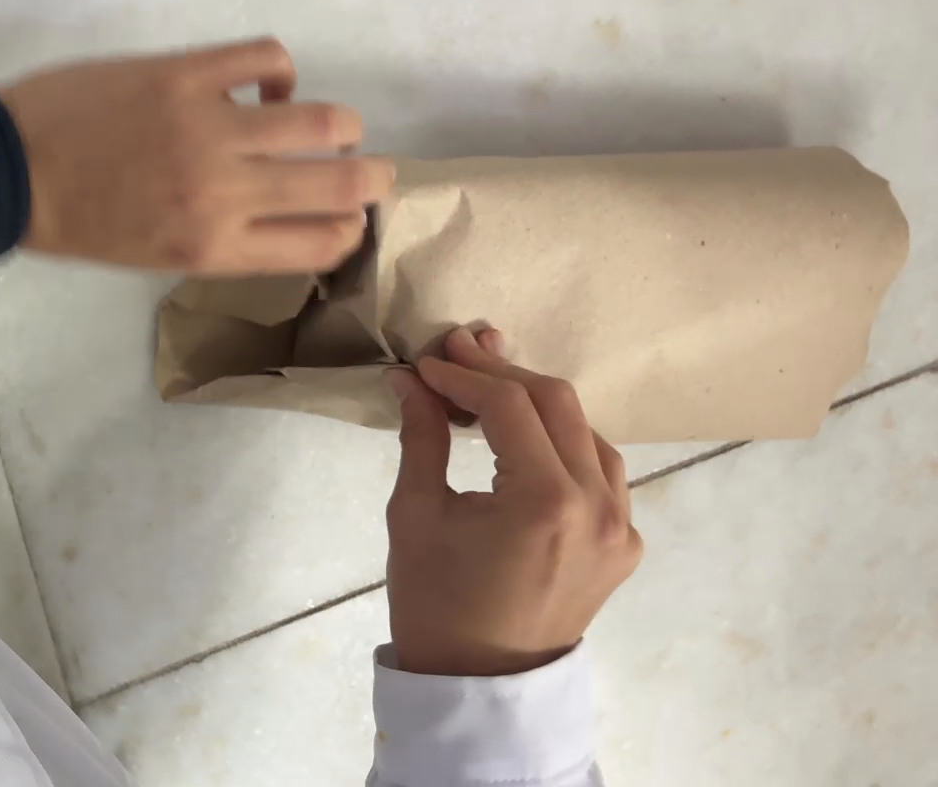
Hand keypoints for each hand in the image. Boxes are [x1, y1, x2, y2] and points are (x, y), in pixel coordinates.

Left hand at [0, 39, 392, 273]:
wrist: (5, 170)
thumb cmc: (73, 222)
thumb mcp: (149, 254)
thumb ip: (219, 239)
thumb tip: (273, 211)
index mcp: (213, 248)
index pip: (322, 244)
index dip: (346, 228)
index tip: (343, 214)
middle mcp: (225, 192)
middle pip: (344, 183)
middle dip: (371, 177)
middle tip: (365, 168)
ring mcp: (208, 127)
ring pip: (324, 119)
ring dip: (339, 124)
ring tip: (324, 125)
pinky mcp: (184, 73)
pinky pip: (266, 57)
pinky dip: (279, 70)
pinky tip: (264, 85)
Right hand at [383, 327, 643, 676]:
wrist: (481, 680)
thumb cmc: (435, 598)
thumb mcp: (414, 512)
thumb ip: (420, 437)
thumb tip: (407, 379)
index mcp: (546, 502)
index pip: (509, 406)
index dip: (460, 374)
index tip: (420, 363)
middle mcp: (601, 507)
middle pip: (558, 404)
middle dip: (500, 370)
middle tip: (451, 349)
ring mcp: (622, 527)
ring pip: (586, 430)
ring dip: (533, 399)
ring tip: (481, 382)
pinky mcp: (622, 542)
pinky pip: (599, 468)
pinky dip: (557, 436)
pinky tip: (520, 434)